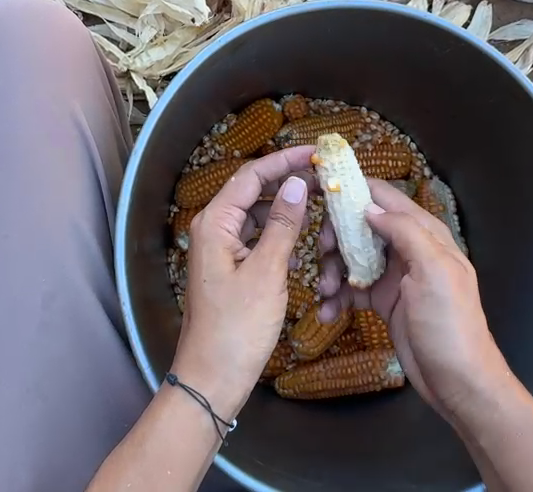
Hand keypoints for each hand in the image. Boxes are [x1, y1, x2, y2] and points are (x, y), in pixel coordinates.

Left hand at [170, 144, 317, 420]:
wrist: (211, 380)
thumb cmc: (237, 328)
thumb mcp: (267, 273)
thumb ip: (282, 225)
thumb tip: (297, 185)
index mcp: (215, 223)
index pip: (251, 176)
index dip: (283, 161)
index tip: (314, 153)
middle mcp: (213, 229)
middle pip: (251, 190)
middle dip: (285, 179)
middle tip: (321, 174)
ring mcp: (219, 249)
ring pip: (254, 214)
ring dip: (283, 206)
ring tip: (316, 199)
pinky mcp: (229, 268)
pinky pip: (255, 237)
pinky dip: (277, 232)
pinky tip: (299, 240)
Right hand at [323, 179, 515, 424]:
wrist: (458, 384)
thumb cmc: (450, 323)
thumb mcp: (434, 271)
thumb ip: (405, 231)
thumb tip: (369, 207)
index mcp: (424, 233)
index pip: (384, 197)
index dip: (353, 190)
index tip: (321, 191)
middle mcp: (407, 248)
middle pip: (361, 226)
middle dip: (337, 236)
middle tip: (322, 252)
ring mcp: (393, 276)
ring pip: (352, 257)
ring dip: (333, 270)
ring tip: (324, 291)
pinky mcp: (382, 301)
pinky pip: (351, 289)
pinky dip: (337, 297)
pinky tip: (327, 312)